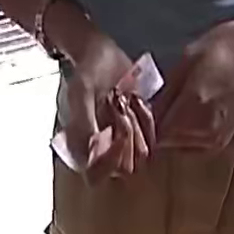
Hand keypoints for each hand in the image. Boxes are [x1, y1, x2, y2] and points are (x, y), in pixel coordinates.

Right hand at [56, 12, 153, 179]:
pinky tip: (135, 98)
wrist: (101, 56)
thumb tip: (92, 149)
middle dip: (125, 134)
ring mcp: (125, 149)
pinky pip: (153, 139)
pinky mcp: (143, 137)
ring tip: (123, 99)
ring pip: (142, 155)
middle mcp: (105, 156)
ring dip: (136, 124)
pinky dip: (146, 117)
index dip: (109, 161)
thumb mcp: (80, 93)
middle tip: (115, 103)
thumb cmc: (86, 75)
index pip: (96, 176)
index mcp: (84, 152)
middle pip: (125, 168)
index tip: (116, 135)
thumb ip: (84, 122)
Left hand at [153, 9, 233, 150]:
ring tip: (175, 110)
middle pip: (166, 142)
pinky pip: (193, 145)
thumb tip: (147, 112)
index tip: (143, 110)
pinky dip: (186, 135)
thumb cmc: (224, 49)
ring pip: (178, 145)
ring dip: (172, 133)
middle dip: (158, 128)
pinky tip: (190, 117)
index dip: (146, 123)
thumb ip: (166, 93)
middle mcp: (203, 131)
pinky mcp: (220, 143)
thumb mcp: (186, 61)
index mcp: (192, 108)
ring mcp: (213, 141)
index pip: (155, 131)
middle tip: (158, 109)